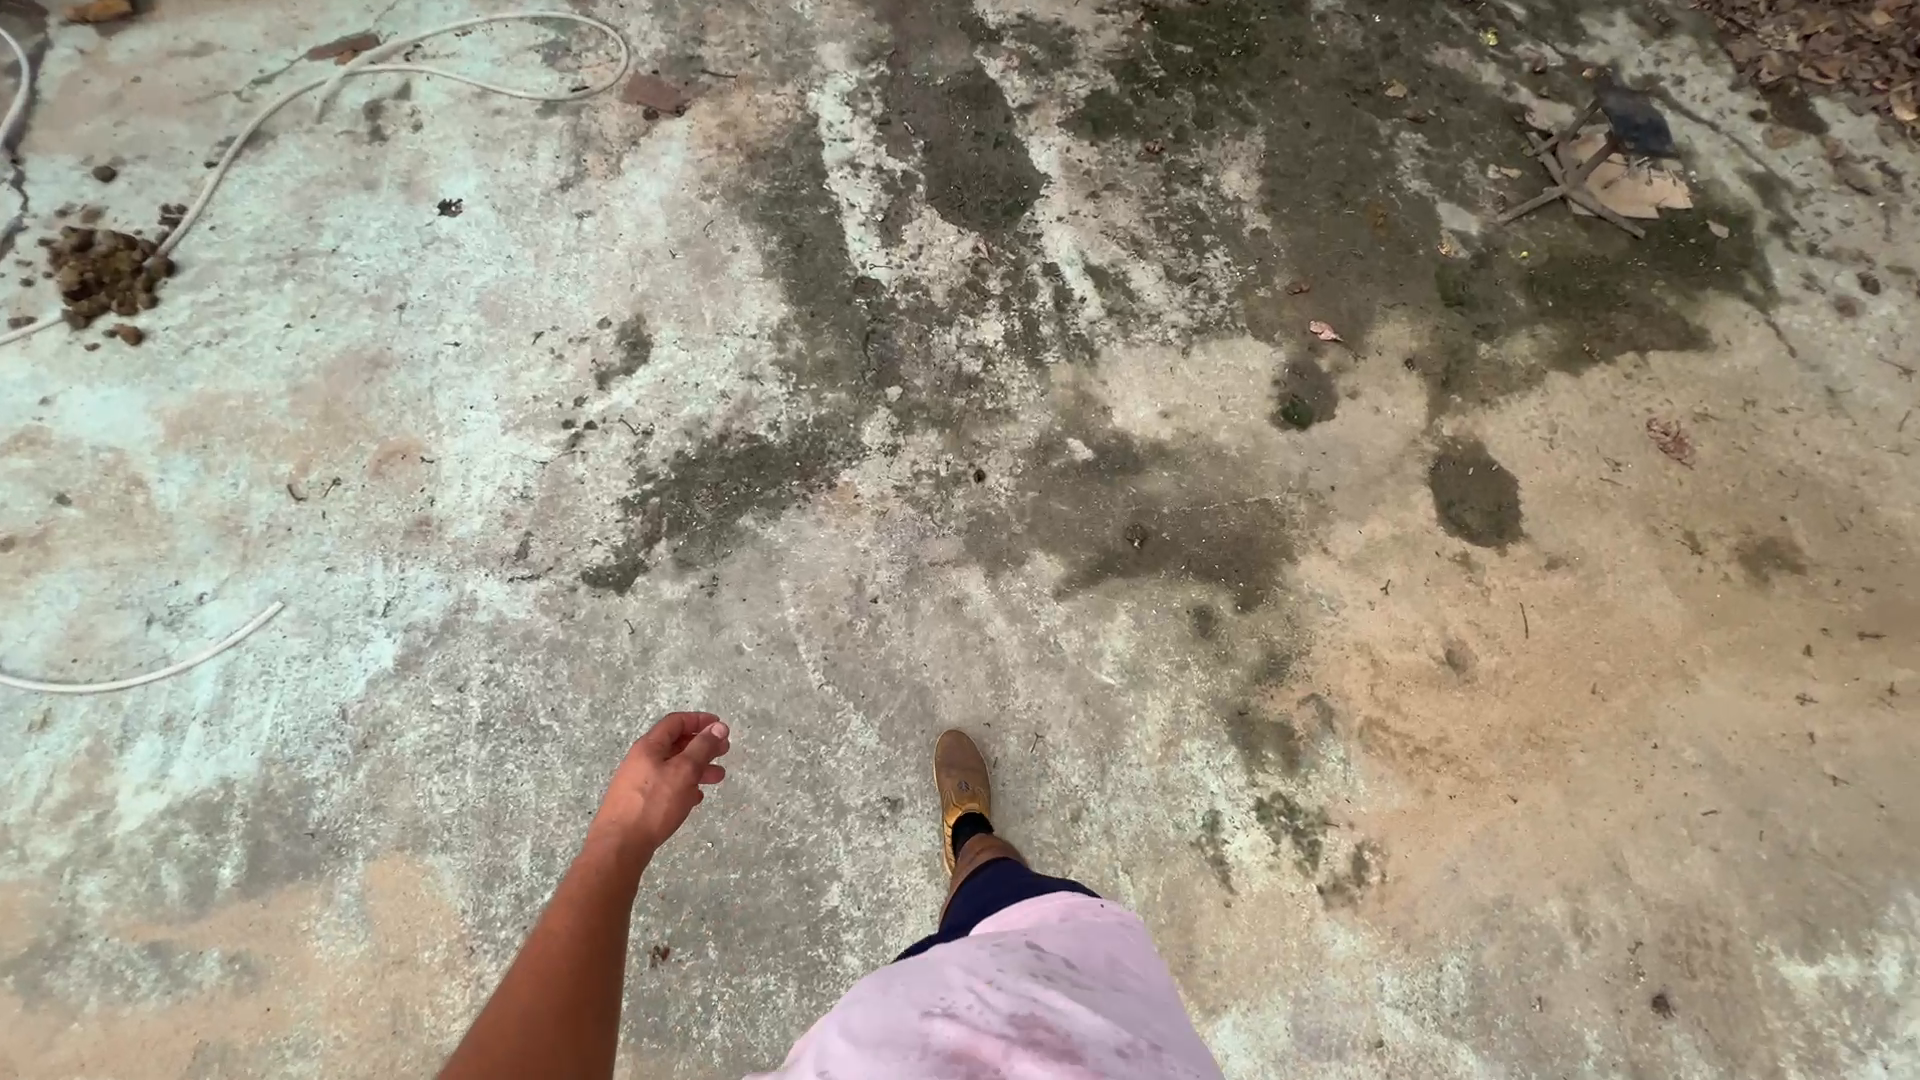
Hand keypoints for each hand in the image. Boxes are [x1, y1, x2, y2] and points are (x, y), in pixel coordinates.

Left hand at [586, 712, 730, 868]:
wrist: (619, 846)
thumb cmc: (654, 803)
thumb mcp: (684, 771)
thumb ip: (702, 747)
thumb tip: (718, 727)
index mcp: (649, 746)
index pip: (676, 722)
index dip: (700, 720)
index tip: (720, 727)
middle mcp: (641, 760)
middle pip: (676, 744)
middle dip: (702, 745)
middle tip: (724, 751)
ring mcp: (638, 782)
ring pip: (673, 767)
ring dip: (697, 768)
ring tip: (717, 777)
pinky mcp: (639, 802)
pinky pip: (666, 786)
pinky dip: (684, 786)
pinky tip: (695, 798)